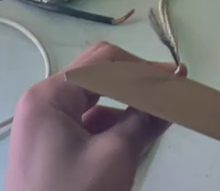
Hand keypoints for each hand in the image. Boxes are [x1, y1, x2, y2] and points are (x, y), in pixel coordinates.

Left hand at [6, 41, 173, 190]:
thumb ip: (145, 119)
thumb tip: (175, 92)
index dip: (142, 66)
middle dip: (134, 83)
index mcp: (49, 95)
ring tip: (157, 115)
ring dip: (126, 105)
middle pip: (98, 76)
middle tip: (169, 90)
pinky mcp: (50, 147)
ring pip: (95, 100)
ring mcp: (45, 125)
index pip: (103, 61)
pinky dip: (113, 126)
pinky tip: (136, 136)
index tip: (176, 77)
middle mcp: (43, 102)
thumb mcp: (115, 157)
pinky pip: (87, 123)